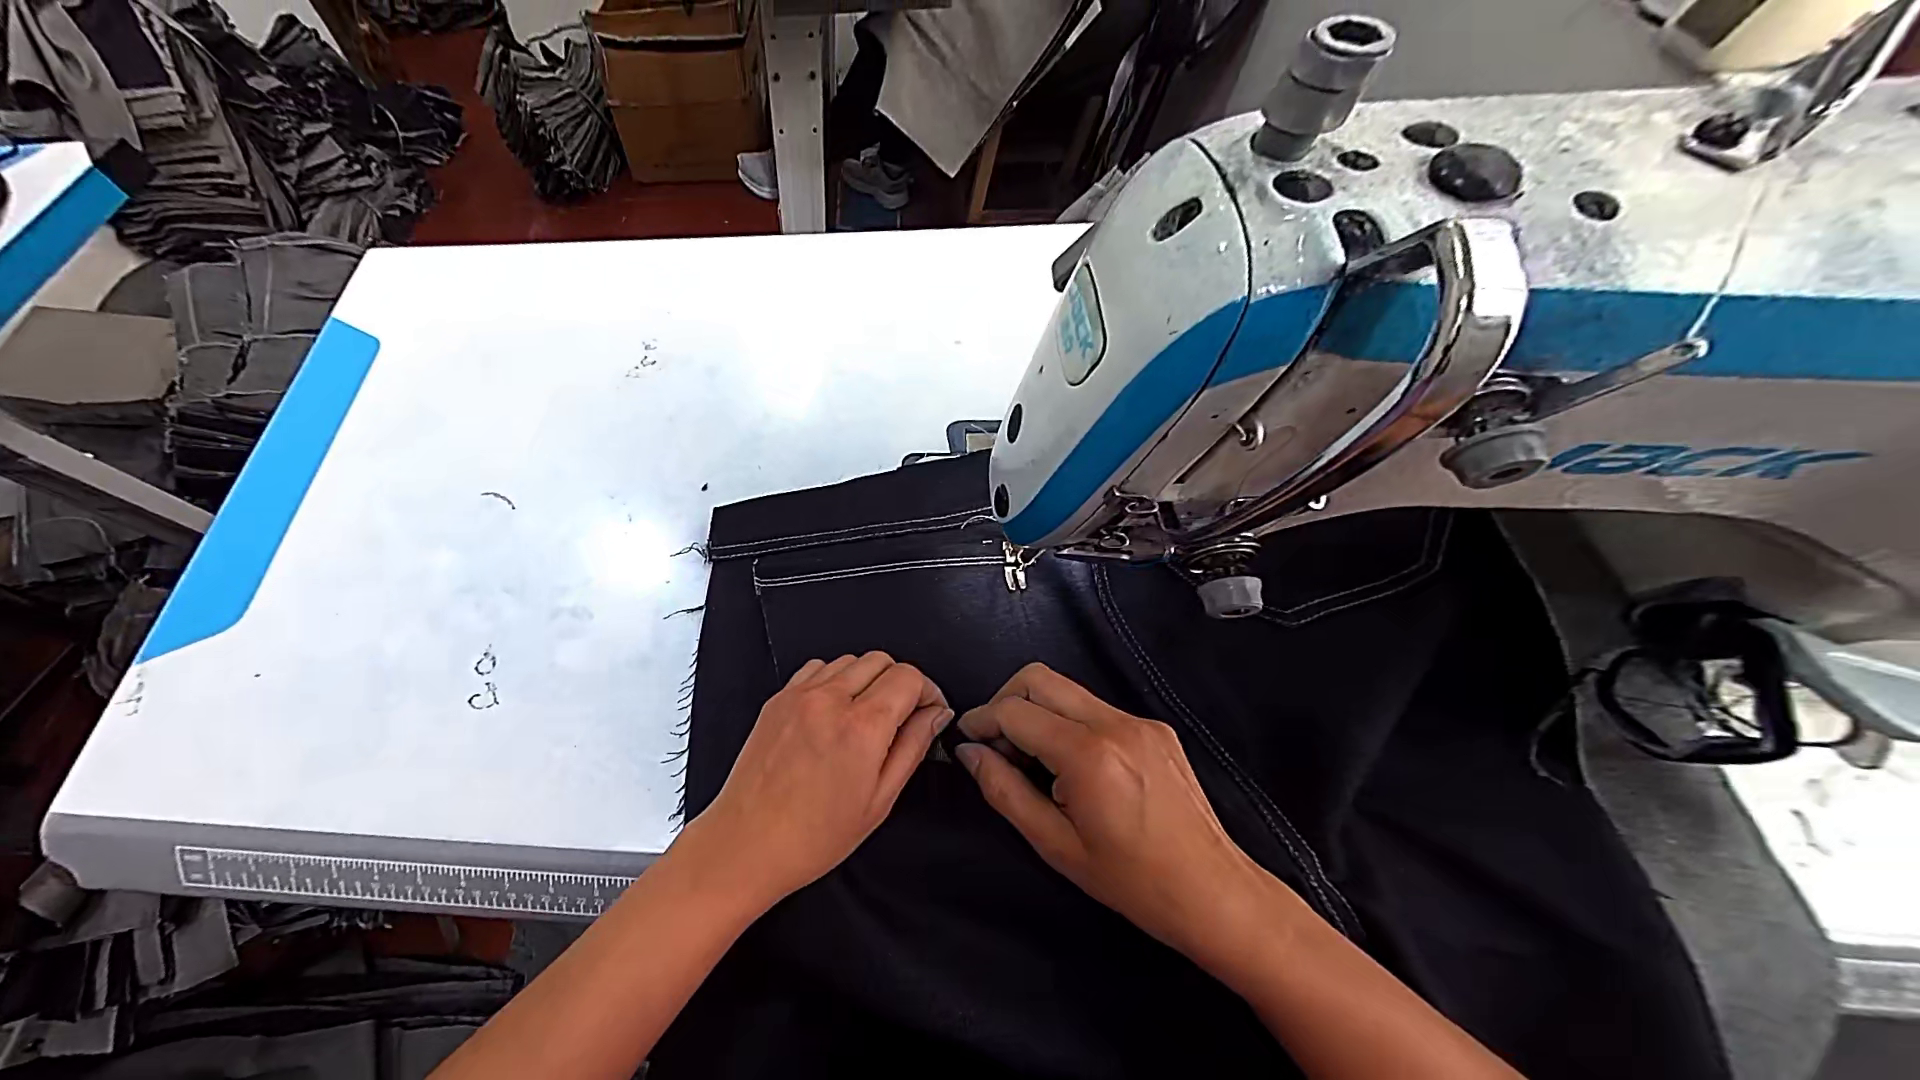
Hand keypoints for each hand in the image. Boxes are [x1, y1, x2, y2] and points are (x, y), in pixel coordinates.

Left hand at [682, 653, 951, 908]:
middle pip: (883, 660)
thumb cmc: (809, 836)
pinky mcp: (779, 699)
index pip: (909, 676)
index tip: (928, 709)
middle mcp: (830, 701)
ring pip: (851, 660)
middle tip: (901, 714)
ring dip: (868, 680)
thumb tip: (935, 715)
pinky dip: (835, 680)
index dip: (927, 692)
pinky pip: (818, 668)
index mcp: (862, 728)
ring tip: (865, 717)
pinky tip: (835, 712)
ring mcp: (800, 696)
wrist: (745, 845)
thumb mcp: (880, 799)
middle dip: (900, 683)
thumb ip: (913, 746)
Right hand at [954, 664, 1302, 965]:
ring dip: (1037, 711)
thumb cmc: (1132, 881)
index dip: (981, 720)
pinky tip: (1072, 765)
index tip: (966, 739)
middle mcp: (1115, 723)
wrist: (1213, 891)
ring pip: (1067, 689)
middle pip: (1039, 678)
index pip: (1015, 710)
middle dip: (1005, 701)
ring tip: (1032, 760)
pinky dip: (1068, 722)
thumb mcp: (1055, 845)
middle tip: (995, 744)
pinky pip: (1096, 708)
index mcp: (1088, 754)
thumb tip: (969, 753)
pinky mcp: (1156, 726)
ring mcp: (1139, 720)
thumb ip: (1004, 790)